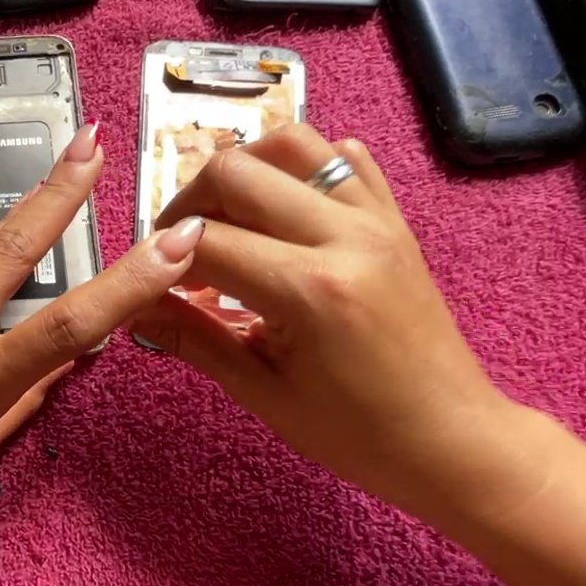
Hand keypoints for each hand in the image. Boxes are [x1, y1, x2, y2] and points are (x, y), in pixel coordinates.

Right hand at [130, 124, 518, 513]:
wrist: (454, 441)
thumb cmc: (354, 433)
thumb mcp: (260, 391)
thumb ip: (192, 336)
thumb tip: (132, 308)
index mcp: (310, 289)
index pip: (205, 242)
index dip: (157, 258)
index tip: (146, 285)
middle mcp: (345, 236)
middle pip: (238, 170)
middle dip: (188, 205)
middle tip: (178, 254)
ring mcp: (376, 221)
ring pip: (291, 144)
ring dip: (240, 172)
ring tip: (223, 221)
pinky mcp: (393, 221)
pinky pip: (343, 162)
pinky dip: (299, 170)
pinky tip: (277, 210)